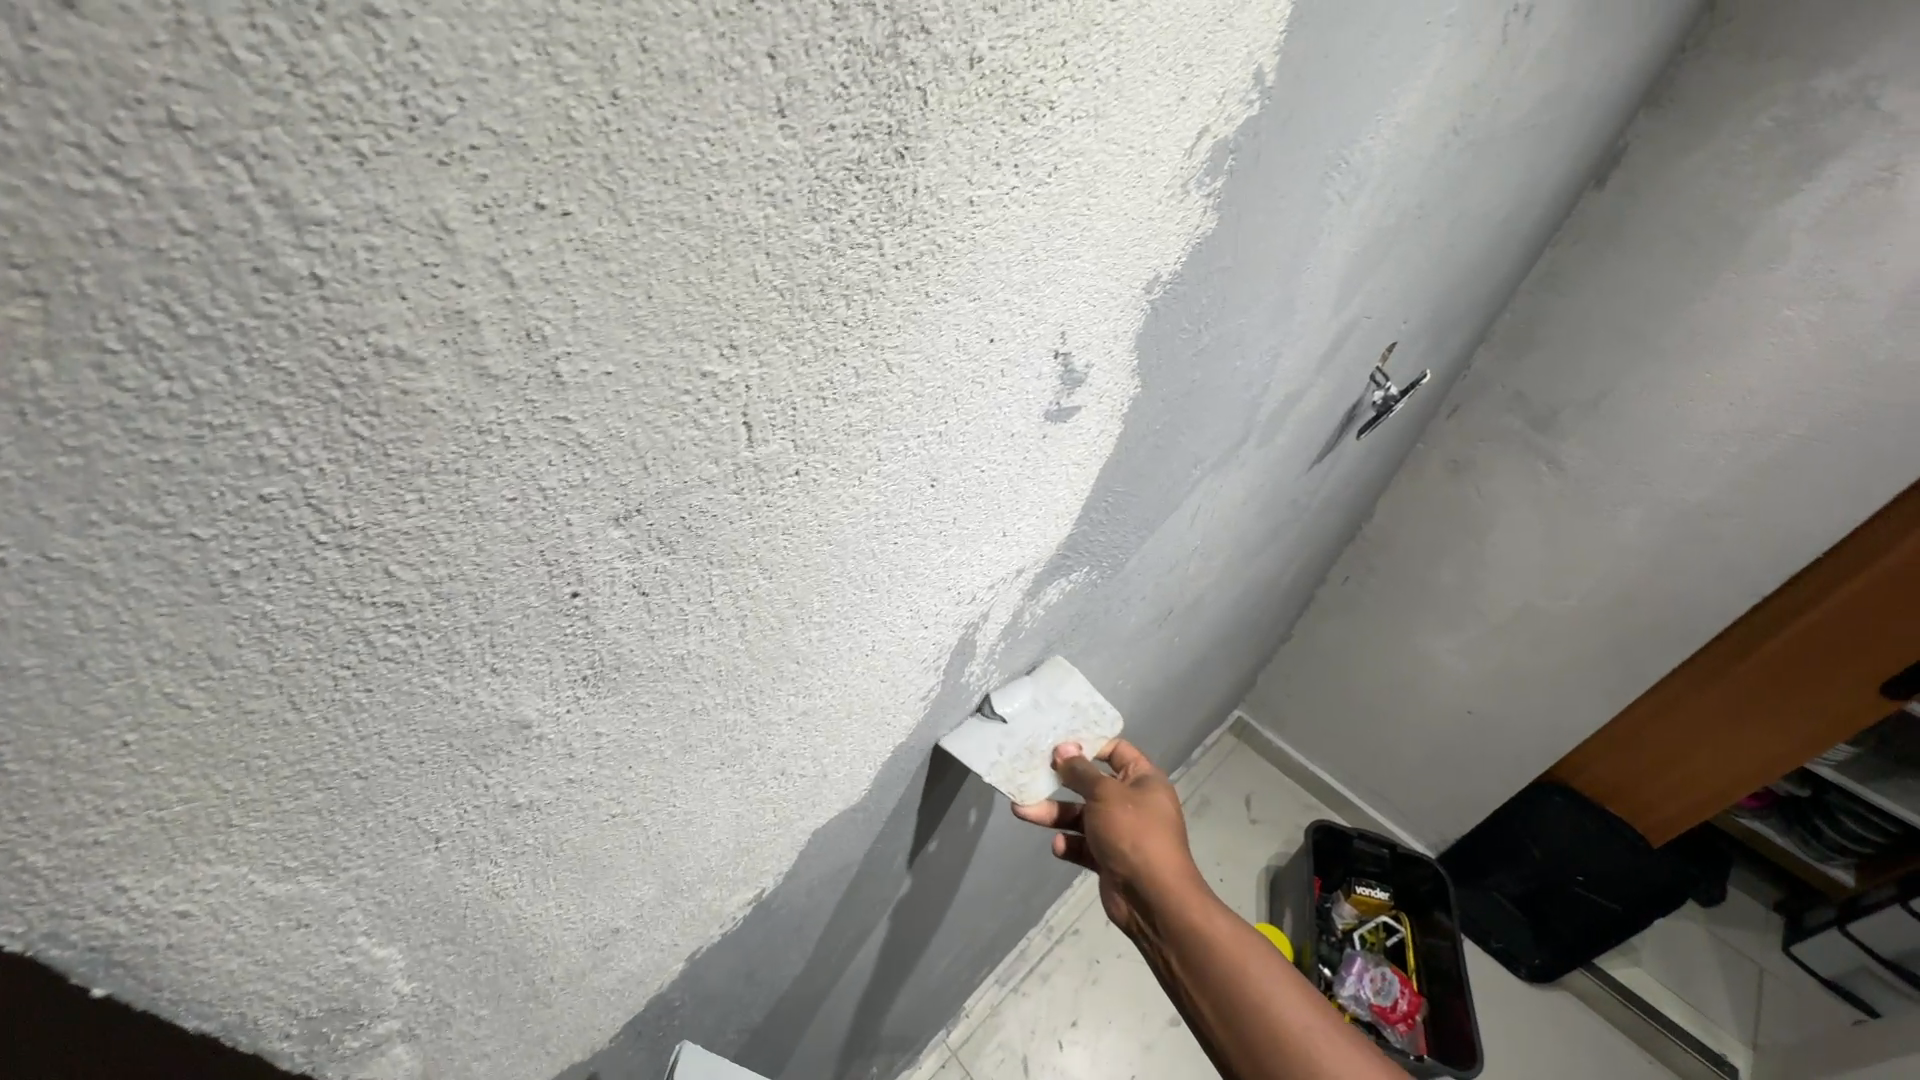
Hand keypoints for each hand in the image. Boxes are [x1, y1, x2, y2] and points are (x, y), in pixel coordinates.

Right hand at [1012, 739, 1205, 938]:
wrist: (1152, 898)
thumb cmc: (1133, 833)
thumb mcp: (1105, 794)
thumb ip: (1080, 772)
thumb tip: (1063, 748)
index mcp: (1142, 779)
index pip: (1116, 751)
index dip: (1089, 744)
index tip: (1058, 744)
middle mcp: (1132, 802)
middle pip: (1091, 784)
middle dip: (1061, 781)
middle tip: (1031, 773)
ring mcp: (1119, 832)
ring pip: (1081, 816)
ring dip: (1053, 813)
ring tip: (1021, 810)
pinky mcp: (1107, 857)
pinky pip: (1083, 845)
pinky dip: (1069, 844)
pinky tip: (1058, 846)